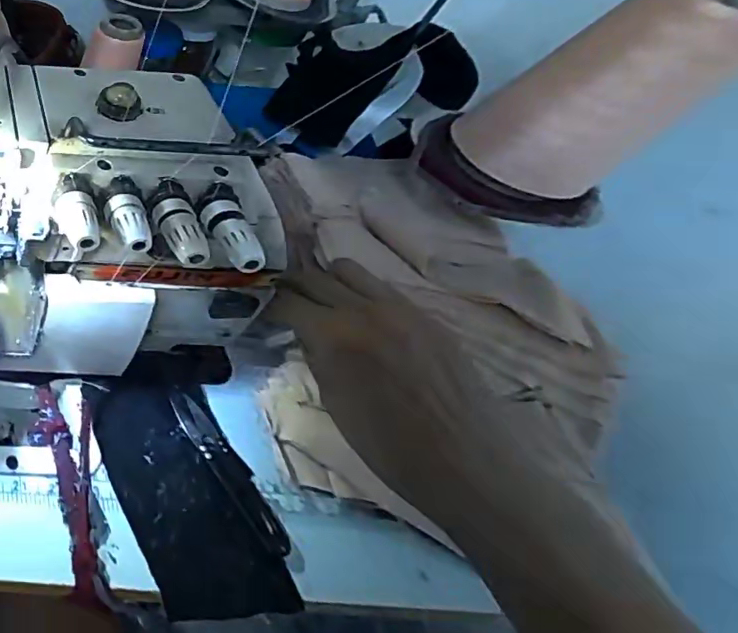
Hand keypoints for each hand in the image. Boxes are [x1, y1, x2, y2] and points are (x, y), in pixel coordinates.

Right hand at [269, 256, 564, 524]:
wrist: (474, 469)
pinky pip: (382, 288)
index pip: (286, 300)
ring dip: (328, 282)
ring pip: (347, 269)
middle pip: (312, 275)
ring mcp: (400, 308)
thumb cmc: (393, 450)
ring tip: (327, 306)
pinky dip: (363, 295)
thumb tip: (304, 334)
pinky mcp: (428, 316)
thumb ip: (316, 357)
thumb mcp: (334, 403)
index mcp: (334, 334)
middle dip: (293, 288)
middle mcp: (364, 309)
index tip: (263, 315)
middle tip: (287, 306)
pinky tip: (366, 323)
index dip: (269, 306)